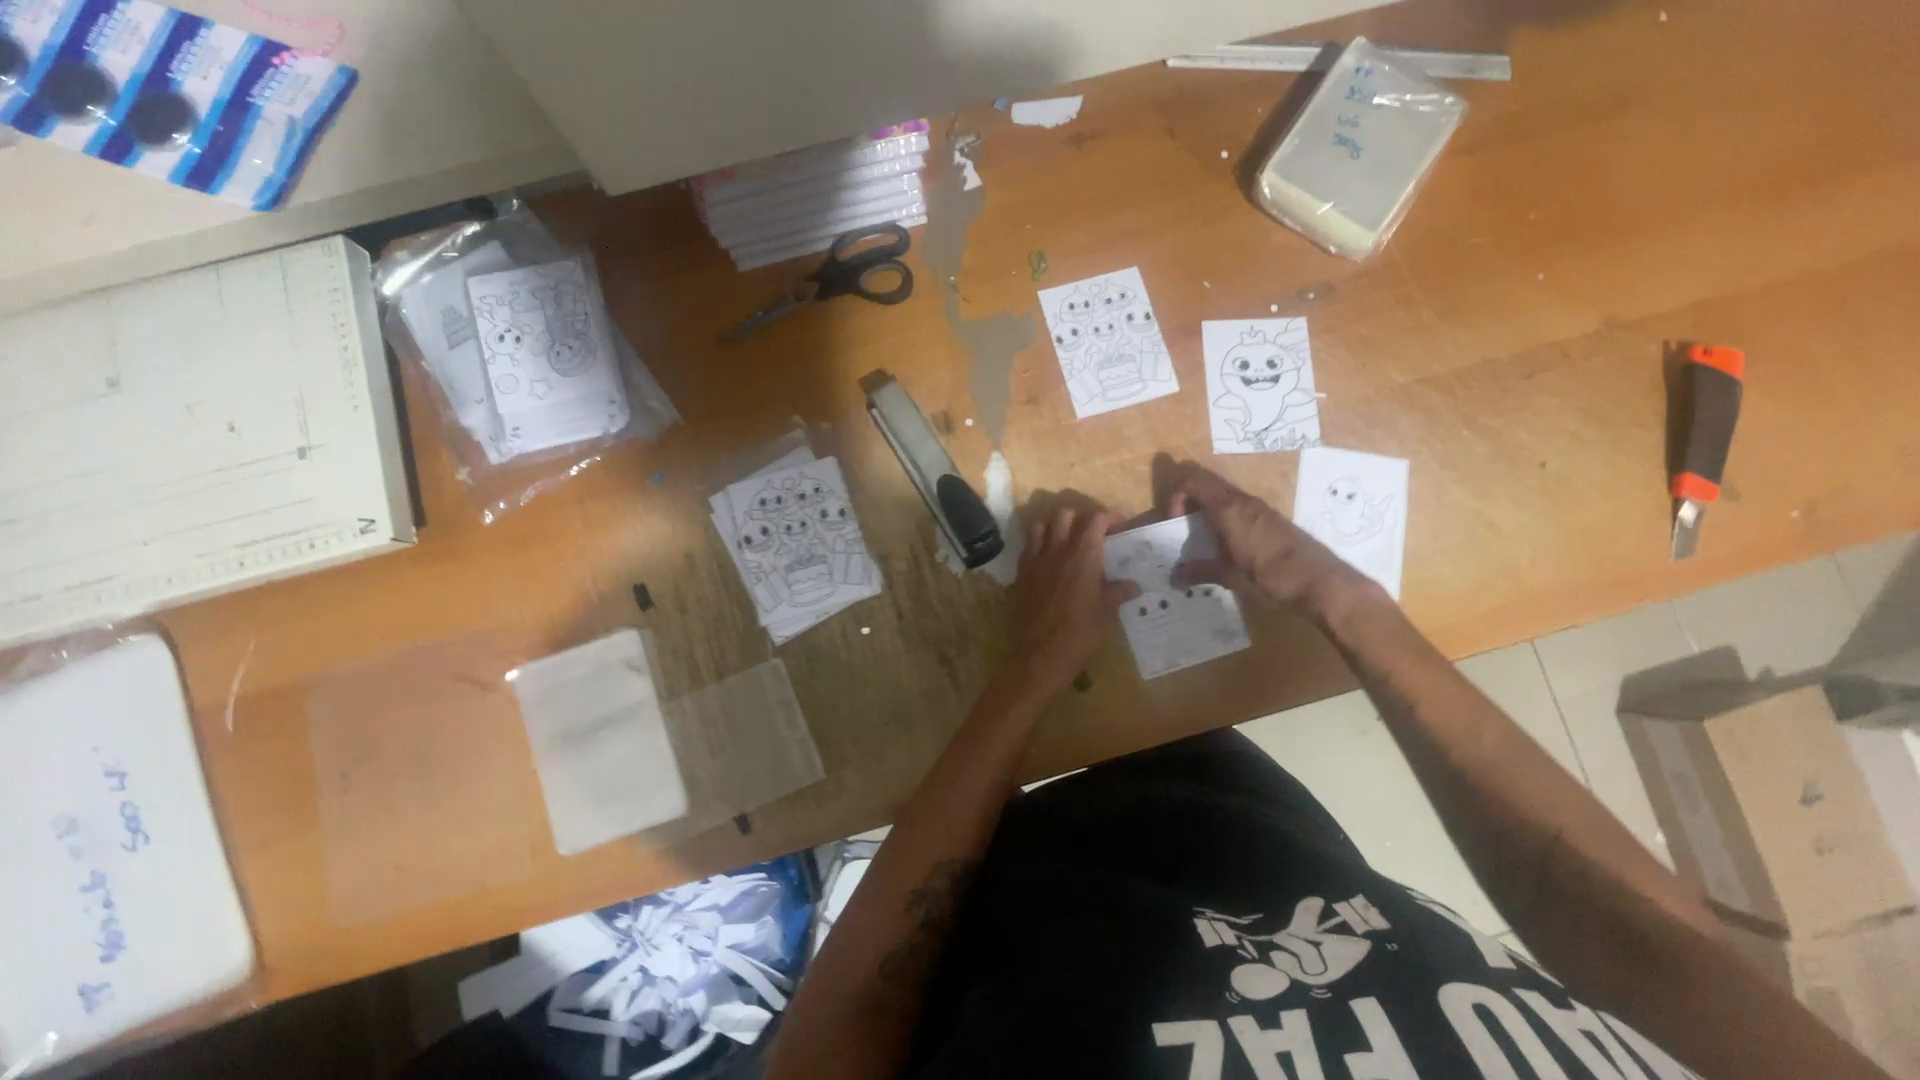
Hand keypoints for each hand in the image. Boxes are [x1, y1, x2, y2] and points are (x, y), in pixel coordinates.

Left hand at [999, 506, 1140, 699]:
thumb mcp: (1105, 613)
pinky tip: (1047, 561)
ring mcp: (1034, 561)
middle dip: (1080, 518)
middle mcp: (1056, 550)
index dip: (1109, 517)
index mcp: (1083, 556)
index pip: (1095, 520)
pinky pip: (1027, 548)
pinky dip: (1038, 546)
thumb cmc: (1079, 634)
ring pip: (1040, 526)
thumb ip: (1117, 592)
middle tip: (1091, 533)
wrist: (1039, 656)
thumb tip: (1133, 586)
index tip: (1119, 524)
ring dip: (1054, 527)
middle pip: (1065, 516)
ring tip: (1065, 540)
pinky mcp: (1020, 575)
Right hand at [1167, 463, 1377, 620]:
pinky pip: (1240, 508)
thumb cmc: (1269, 576)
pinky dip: (1226, 519)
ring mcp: (1260, 509)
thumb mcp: (1229, 577)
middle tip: (1183, 529)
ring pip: (1225, 496)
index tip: (1174, 522)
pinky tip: (1228, 548)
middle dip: (1190, 501)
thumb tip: (1173, 577)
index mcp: (1228, 509)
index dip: (1177, 495)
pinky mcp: (1272, 520)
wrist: (1319, 581)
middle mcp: (1244, 501)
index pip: (1194, 480)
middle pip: (1208, 483)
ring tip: (1203, 541)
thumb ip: (1199, 572)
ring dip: (1208, 510)